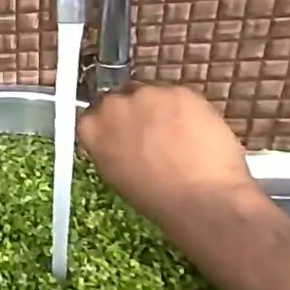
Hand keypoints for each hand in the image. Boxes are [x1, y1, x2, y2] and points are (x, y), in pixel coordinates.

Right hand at [77, 84, 268, 244]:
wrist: (199, 198)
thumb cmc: (154, 195)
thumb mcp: (112, 171)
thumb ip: (107, 145)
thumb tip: (118, 138)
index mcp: (90, 126)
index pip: (96, 112)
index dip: (114, 122)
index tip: (126, 131)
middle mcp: (112, 104)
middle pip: (123, 97)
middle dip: (137, 111)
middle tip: (155, 132)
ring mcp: (146, 94)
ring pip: (154, 94)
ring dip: (163, 109)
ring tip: (180, 135)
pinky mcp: (180, 92)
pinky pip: (182, 97)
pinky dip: (189, 110)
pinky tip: (196, 133)